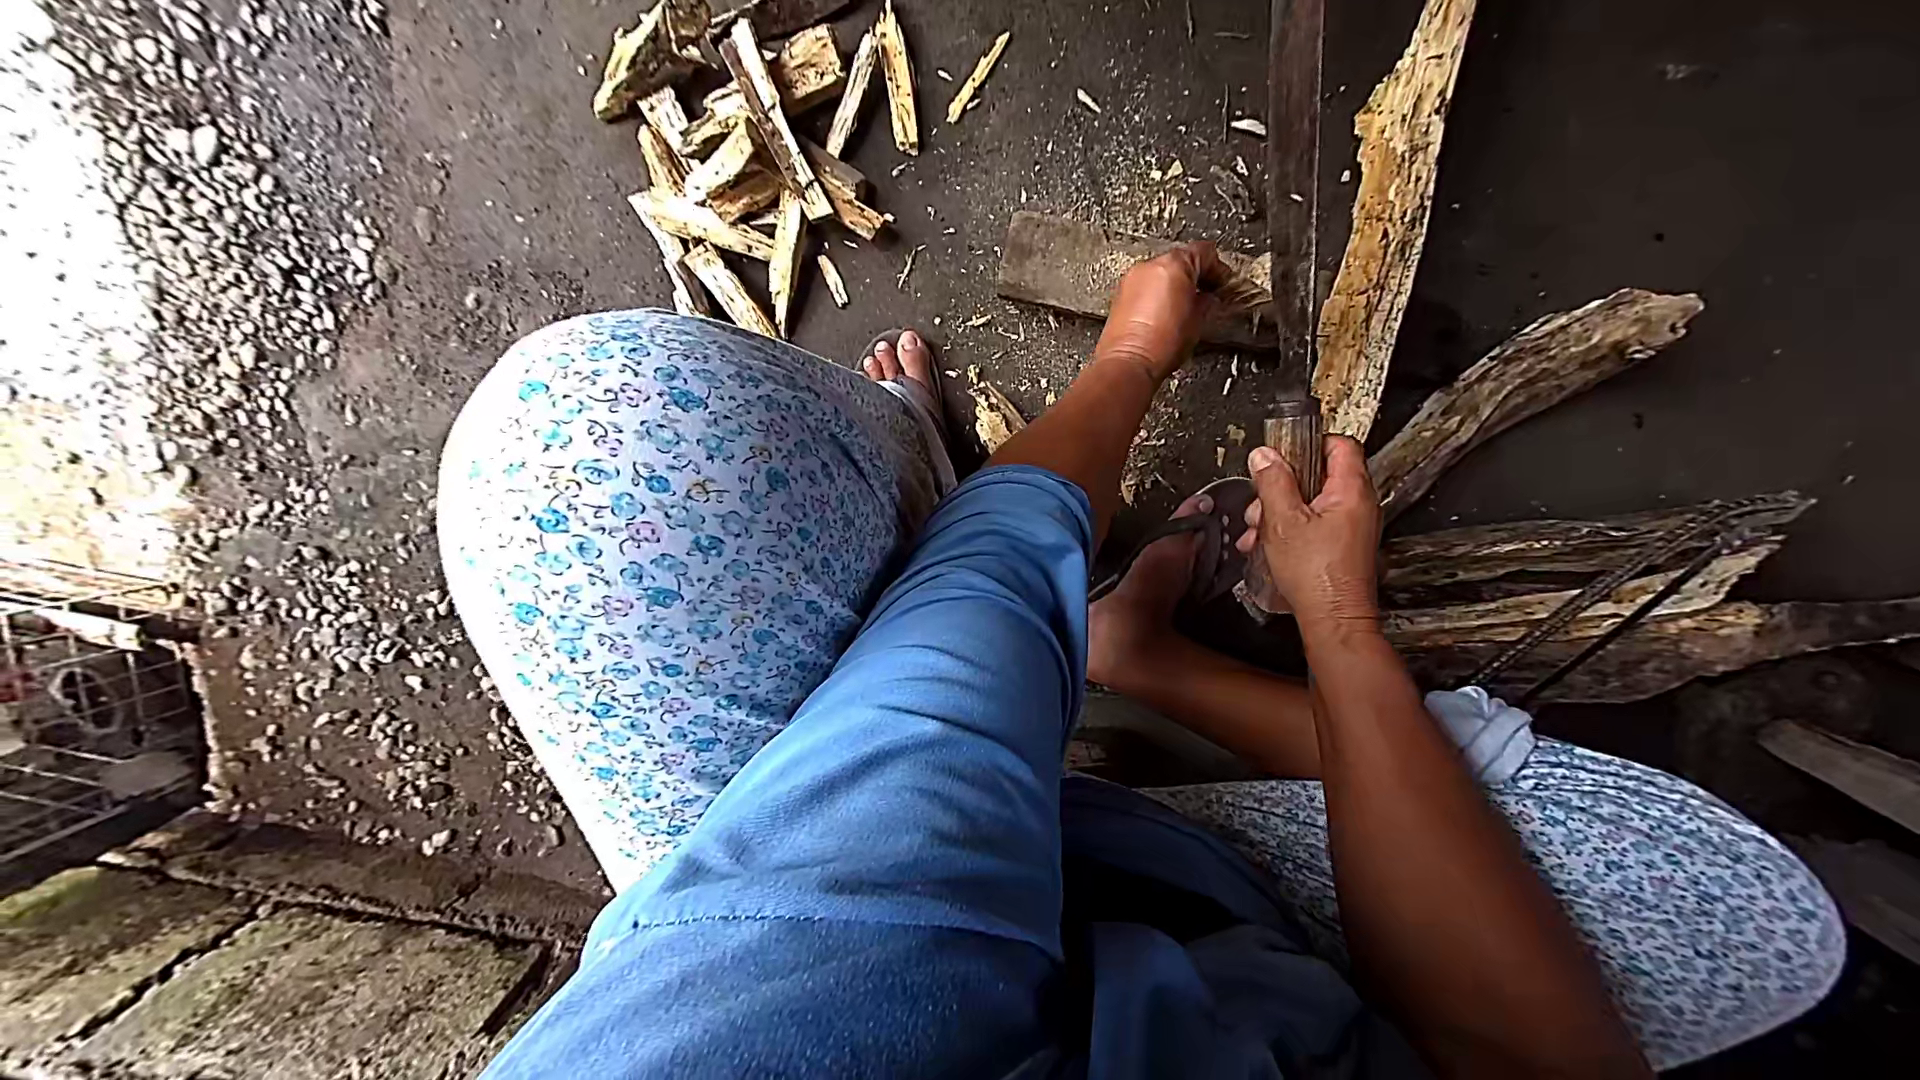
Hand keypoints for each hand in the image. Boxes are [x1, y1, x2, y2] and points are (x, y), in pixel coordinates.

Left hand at [1095, 242, 1224, 381]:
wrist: (1129, 364)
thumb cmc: (1161, 344)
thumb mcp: (1198, 320)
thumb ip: (1206, 301)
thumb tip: (1207, 299)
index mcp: (1174, 264)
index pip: (1205, 252)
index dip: (1218, 269)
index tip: (1223, 284)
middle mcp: (1150, 266)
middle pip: (1180, 261)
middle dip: (1195, 277)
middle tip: (1207, 295)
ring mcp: (1131, 280)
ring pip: (1160, 274)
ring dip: (1173, 286)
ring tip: (1184, 307)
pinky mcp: (1120, 296)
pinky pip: (1144, 288)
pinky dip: (1155, 295)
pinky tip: (1163, 314)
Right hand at [1235, 435, 1382, 632]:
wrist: (1332, 618)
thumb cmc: (1317, 575)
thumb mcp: (1282, 520)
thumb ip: (1273, 482)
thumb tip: (1264, 456)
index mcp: (1351, 491)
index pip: (1340, 445)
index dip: (1309, 443)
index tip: (1283, 452)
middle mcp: (1357, 506)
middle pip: (1316, 476)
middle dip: (1280, 487)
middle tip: (1261, 502)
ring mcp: (1350, 527)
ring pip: (1308, 503)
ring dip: (1276, 512)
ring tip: (1257, 531)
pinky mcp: (1339, 546)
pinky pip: (1309, 525)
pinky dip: (1285, 530)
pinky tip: (1264, 546)